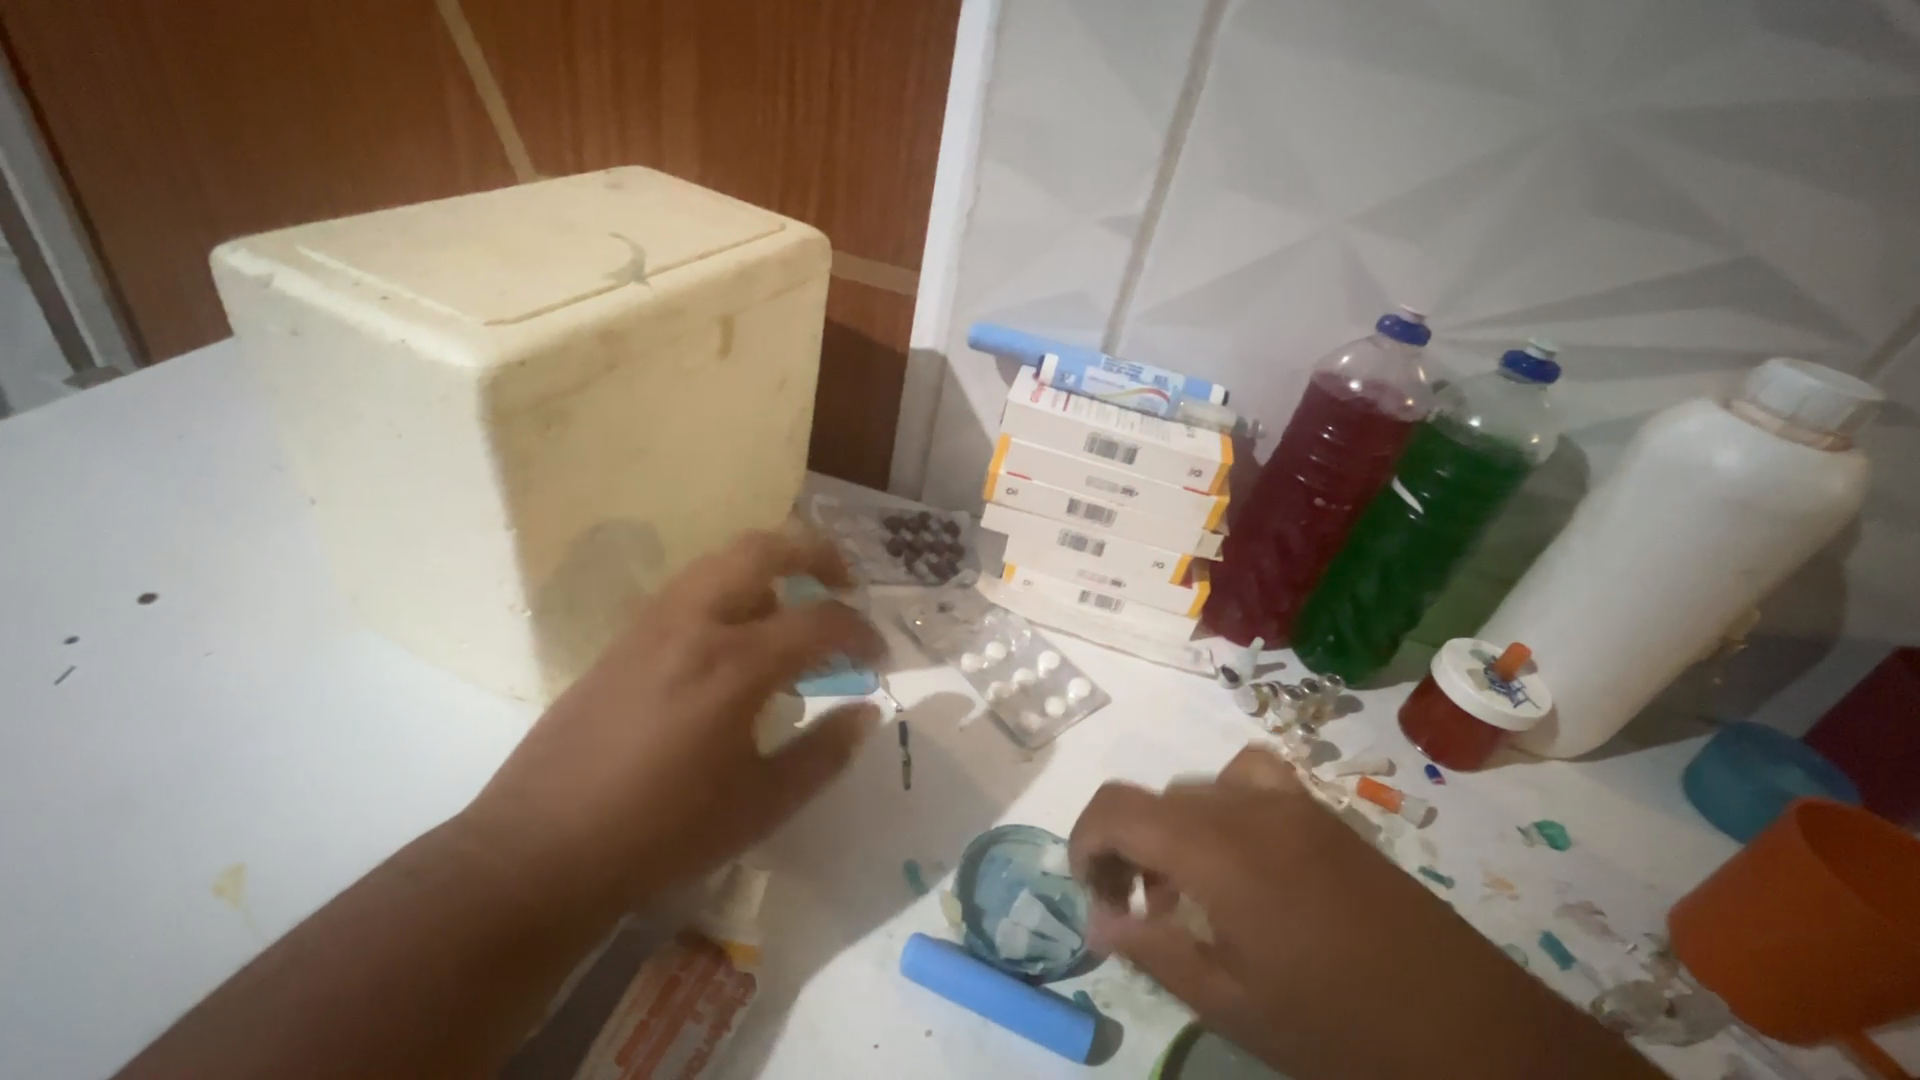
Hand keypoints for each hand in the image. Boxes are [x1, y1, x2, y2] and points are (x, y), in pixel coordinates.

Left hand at [462, 530, 886, 914]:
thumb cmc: (663, 834)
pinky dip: (728, 591)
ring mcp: (650, 626)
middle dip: (816, 554)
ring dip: (768, 569)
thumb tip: (866, 713)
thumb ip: (823, 753)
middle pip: (763, 550)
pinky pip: (688, 590)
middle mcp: (693, 625)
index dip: (861, 633)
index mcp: (734, 664)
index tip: (880, 658)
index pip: (819, 621)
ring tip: (792, 611)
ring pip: (719, 562)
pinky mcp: (621, 641)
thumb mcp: (761, 805)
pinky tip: (734, 643)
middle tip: (845, 585)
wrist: (542, 850)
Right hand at [1070, 747, 1661, 1079]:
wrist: (1472, 1030)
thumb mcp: (1229, 1003)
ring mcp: (1296, 803)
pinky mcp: (1330, 817)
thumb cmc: (1337, 1026)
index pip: (1118, 807)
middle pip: (1160, 799)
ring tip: (1196, 889)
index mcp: (1217, 849)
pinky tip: (1251, 868)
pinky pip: (1255, 784)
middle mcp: (1250, 806)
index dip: (1085, 840)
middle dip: (1132, 849)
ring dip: (1180, 828)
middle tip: (1146, 915)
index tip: (1091, 892)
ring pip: (1204, 787)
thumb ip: (1152, 949)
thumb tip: (1096, 918)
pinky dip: (1228, 809)